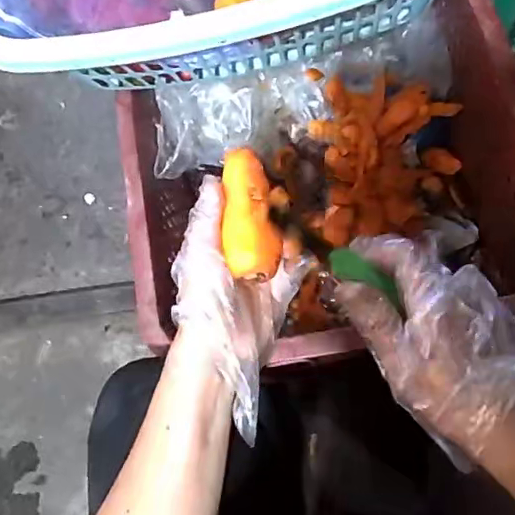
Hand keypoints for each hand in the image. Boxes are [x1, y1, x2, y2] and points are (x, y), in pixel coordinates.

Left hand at [171, 175, 307, 443]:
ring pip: (279, 247)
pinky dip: (303, 259)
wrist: (223, 346)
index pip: (227, 214)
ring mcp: (259, 278)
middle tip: (292, 183)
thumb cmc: (205, 296)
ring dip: (291, 229)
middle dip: (273, 209)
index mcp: (212, 248)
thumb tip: (213, 180)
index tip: (260, 168)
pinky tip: (314, 240)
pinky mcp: (279, 295)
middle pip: (257, 228)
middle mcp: (236, 259)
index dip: (241, 193)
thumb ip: (208, 217)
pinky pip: (294, 272)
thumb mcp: (200, 250)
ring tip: (307, 204)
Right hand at [333, 236, 514, 464]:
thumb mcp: (398, 359)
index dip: (374, 248)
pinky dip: (436, 299)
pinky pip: (457, 296)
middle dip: (389, 266)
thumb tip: (345, 283)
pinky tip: (433, 325)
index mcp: (433, 293)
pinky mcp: (496, 318)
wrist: (507, 422)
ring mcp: (482, 300)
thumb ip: (373, 316)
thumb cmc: (443, 392)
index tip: (350, 256)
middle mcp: (460, 286)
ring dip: (414, 284)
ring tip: (397, 305)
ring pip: (440, 280)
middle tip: (366, 282)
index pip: (402, 252)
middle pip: (421, 263)